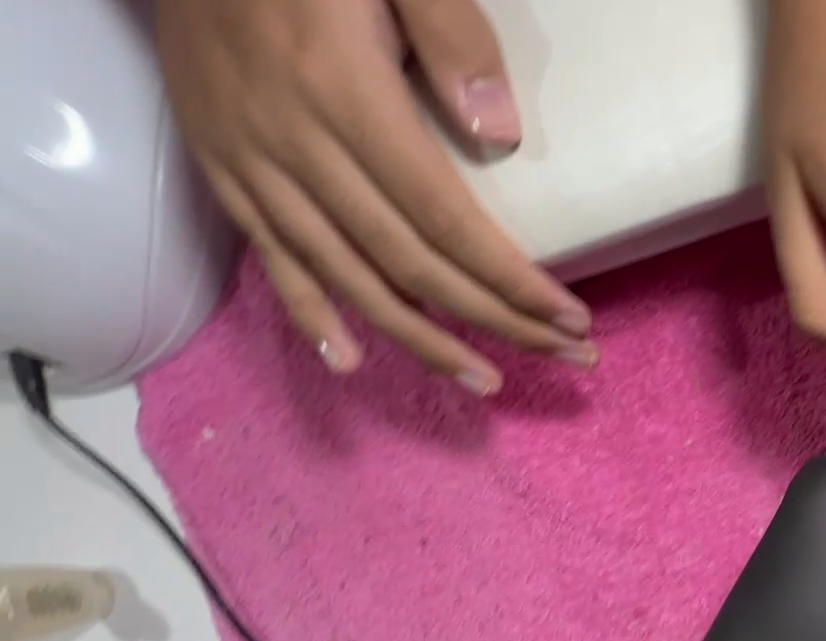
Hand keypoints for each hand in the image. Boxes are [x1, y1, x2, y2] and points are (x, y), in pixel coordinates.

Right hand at [155, 0, 596, 394]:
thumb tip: (498, 137)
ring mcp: (249, 162)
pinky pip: (267, 255)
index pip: (449, 221)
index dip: (513, 281)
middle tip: (568, 358)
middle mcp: (293, 144)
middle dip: (499, 321)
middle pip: (413, 264)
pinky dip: (308, 314)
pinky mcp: (219, 167)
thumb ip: (452, 40)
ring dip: (423, 341)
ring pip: (348, 277)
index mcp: (344, 96)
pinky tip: (349, 361)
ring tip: (486, 382)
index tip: (573, 320)